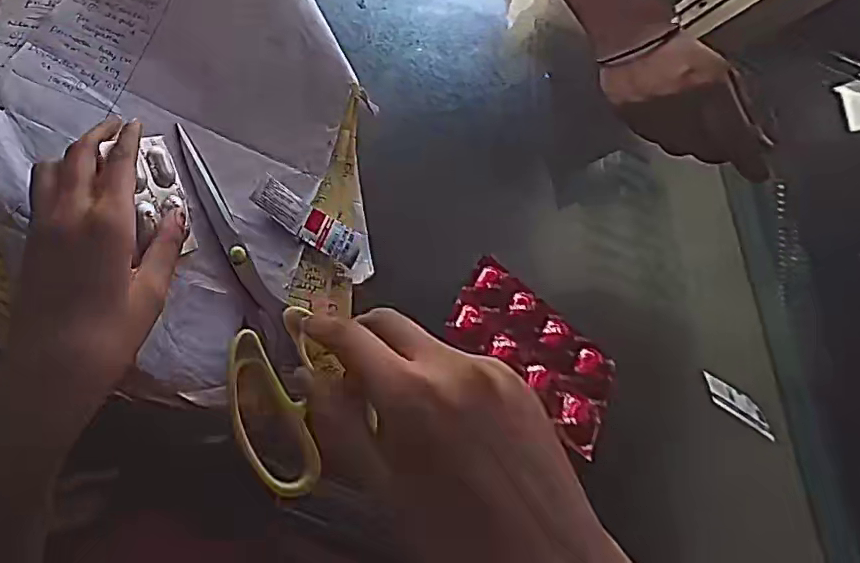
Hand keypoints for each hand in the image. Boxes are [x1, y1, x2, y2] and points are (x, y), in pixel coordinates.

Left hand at [1, 116, 186, 438]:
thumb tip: (178, 212)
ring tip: (92, 155)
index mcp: (107, 221)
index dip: (129, 138)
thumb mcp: (150, 293)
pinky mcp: (29, 240)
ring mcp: (44, 224)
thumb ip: (164, 246)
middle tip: (116, 127)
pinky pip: (40, 190)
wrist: (46, 373)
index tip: (136, 125)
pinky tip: (70, 190)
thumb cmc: (108, 337)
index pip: (118, 162)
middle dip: (99, 133)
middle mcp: (71, 212)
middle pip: (80, 153)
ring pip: (52, 167)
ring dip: (73, 152)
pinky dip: (56, 174)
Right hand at [299, 309, 630, 562]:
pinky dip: (441, 375)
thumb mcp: (384, 490)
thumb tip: (309, 377)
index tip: (306, 325)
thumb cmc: (457, 537)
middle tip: (349, 368)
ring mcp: (487, 367)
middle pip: (387, 320)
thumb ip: (339, 424)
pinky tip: (450, 419)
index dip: (322, 327)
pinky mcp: (515, 377)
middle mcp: (450, 366)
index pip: (352, 335)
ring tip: (407, 410)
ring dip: (403, 360)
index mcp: (411, 395)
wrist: (553, 561)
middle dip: (361, 335)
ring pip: (424, 341)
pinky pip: (460, 360)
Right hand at [600, 30, 771, 180]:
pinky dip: (663, 132)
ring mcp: (654, 120)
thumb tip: (758, 136)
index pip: (738, 143)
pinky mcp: (630, 120)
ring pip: (679, 148)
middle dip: (719, 148)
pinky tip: (663, 116)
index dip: (751, 161)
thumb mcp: (721, 71)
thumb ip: (740, 104)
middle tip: (721, 138)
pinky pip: (653, 137)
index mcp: (711, 97)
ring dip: (689, 141)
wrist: (631, 39)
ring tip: (687, 122)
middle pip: (709, 152)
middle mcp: (682, 114)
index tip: (757, 171)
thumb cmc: (678, 48)